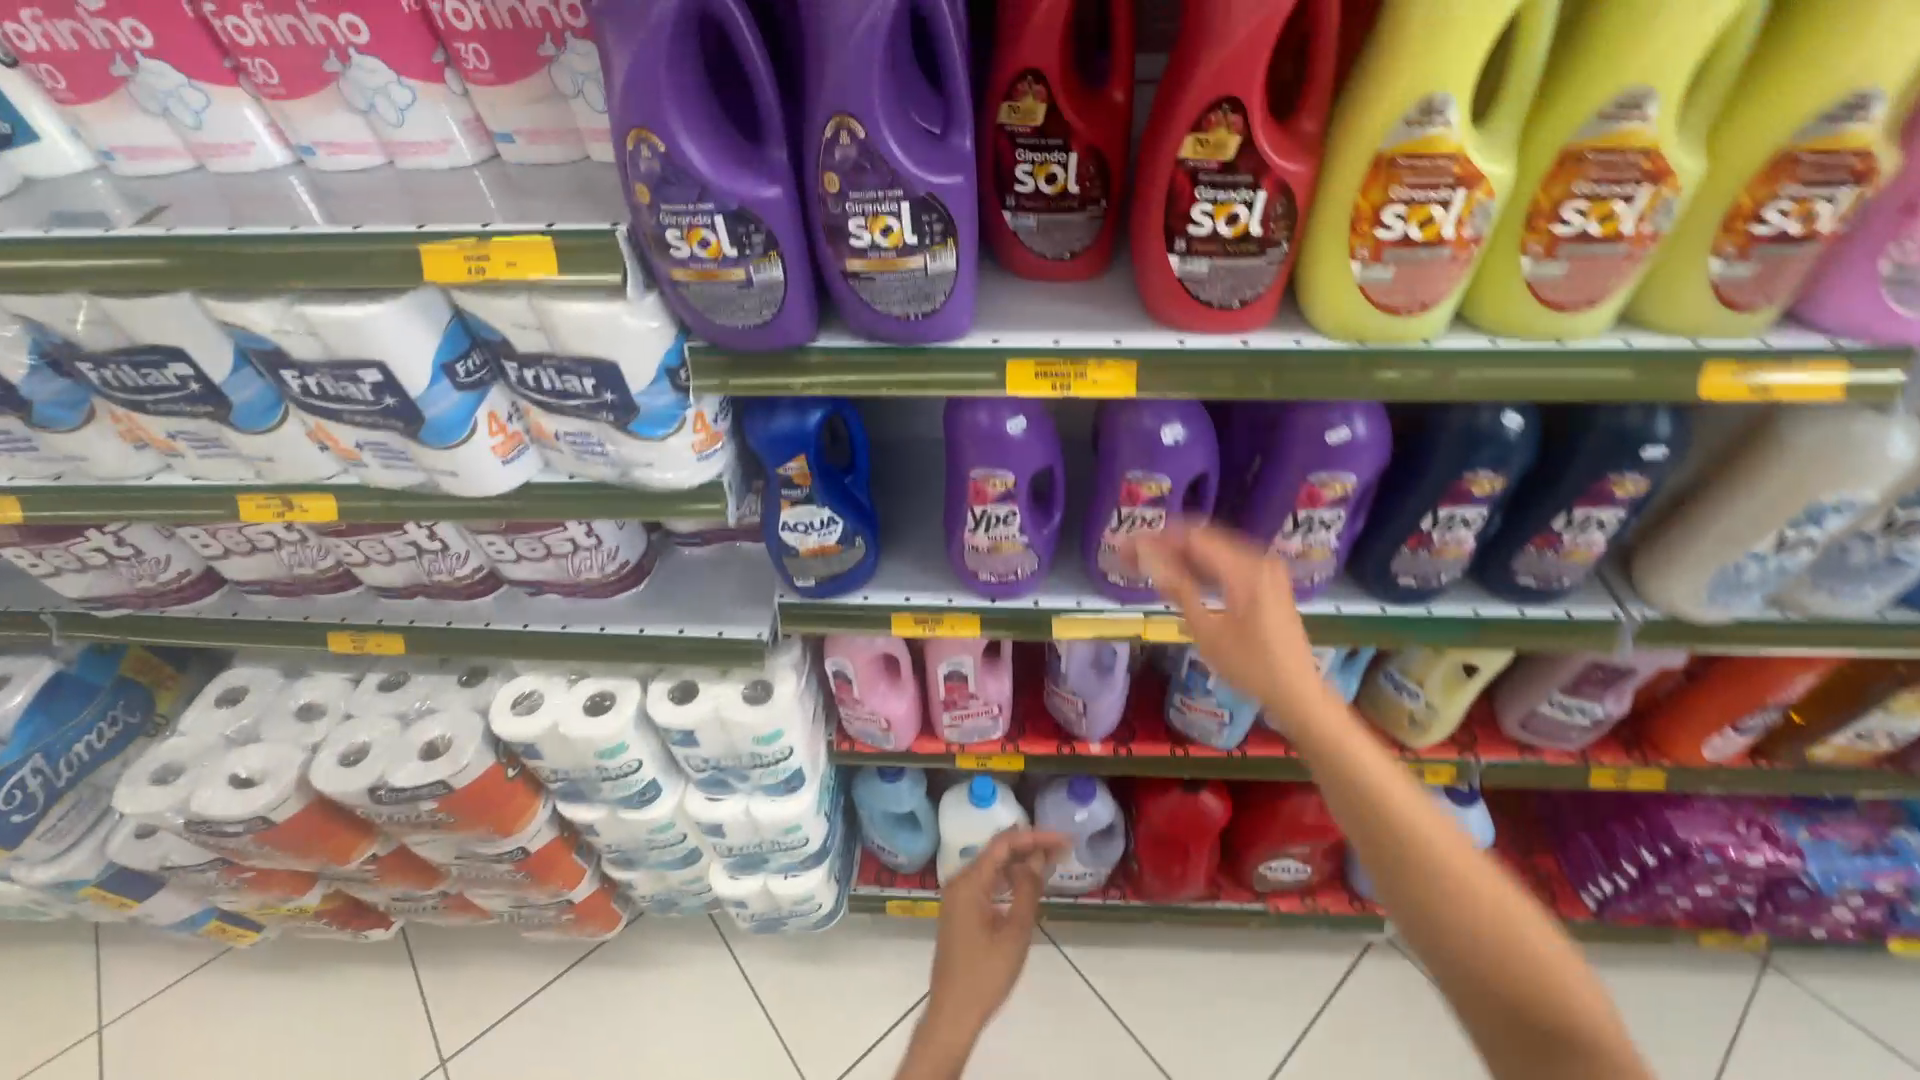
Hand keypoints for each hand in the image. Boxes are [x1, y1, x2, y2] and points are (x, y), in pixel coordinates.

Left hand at [924, 827, 1070, 1038]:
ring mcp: (957, 897)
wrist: (953, 1013)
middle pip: (996, 851)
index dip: (1035, 837)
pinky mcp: (960, 911)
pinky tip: (1028, 885)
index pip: (1003, 844)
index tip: (1063, 839)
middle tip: (1062, 850)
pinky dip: (1008, 880)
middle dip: (1029, 847)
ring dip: (1019, 863)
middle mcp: (959, 882)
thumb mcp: (1015, 932)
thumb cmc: (986, 975)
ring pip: (992, 867)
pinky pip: (986, 884)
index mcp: (968, 883)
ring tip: (1051, 863)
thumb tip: (1038, 857)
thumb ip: (1027, 890)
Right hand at [1129, 523, 1334, 735]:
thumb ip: (1178, 588)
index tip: (1126, 547)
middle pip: (1204, 538)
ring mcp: (1266, 568)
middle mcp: (1258, 559)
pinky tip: (1180, 574)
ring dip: (1182, 553)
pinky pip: (1229, 560)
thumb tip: (1147, 558)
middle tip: (1131, 555)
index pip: (1193, 537)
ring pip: (1215, 548)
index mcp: (1244, 569)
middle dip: (1166, 544)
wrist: (1296, 690)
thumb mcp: (1207, 630)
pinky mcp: (1268, 580)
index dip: (1156, 539)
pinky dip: (1202, 565)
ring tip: (1149, 564)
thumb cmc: (1250, 666)